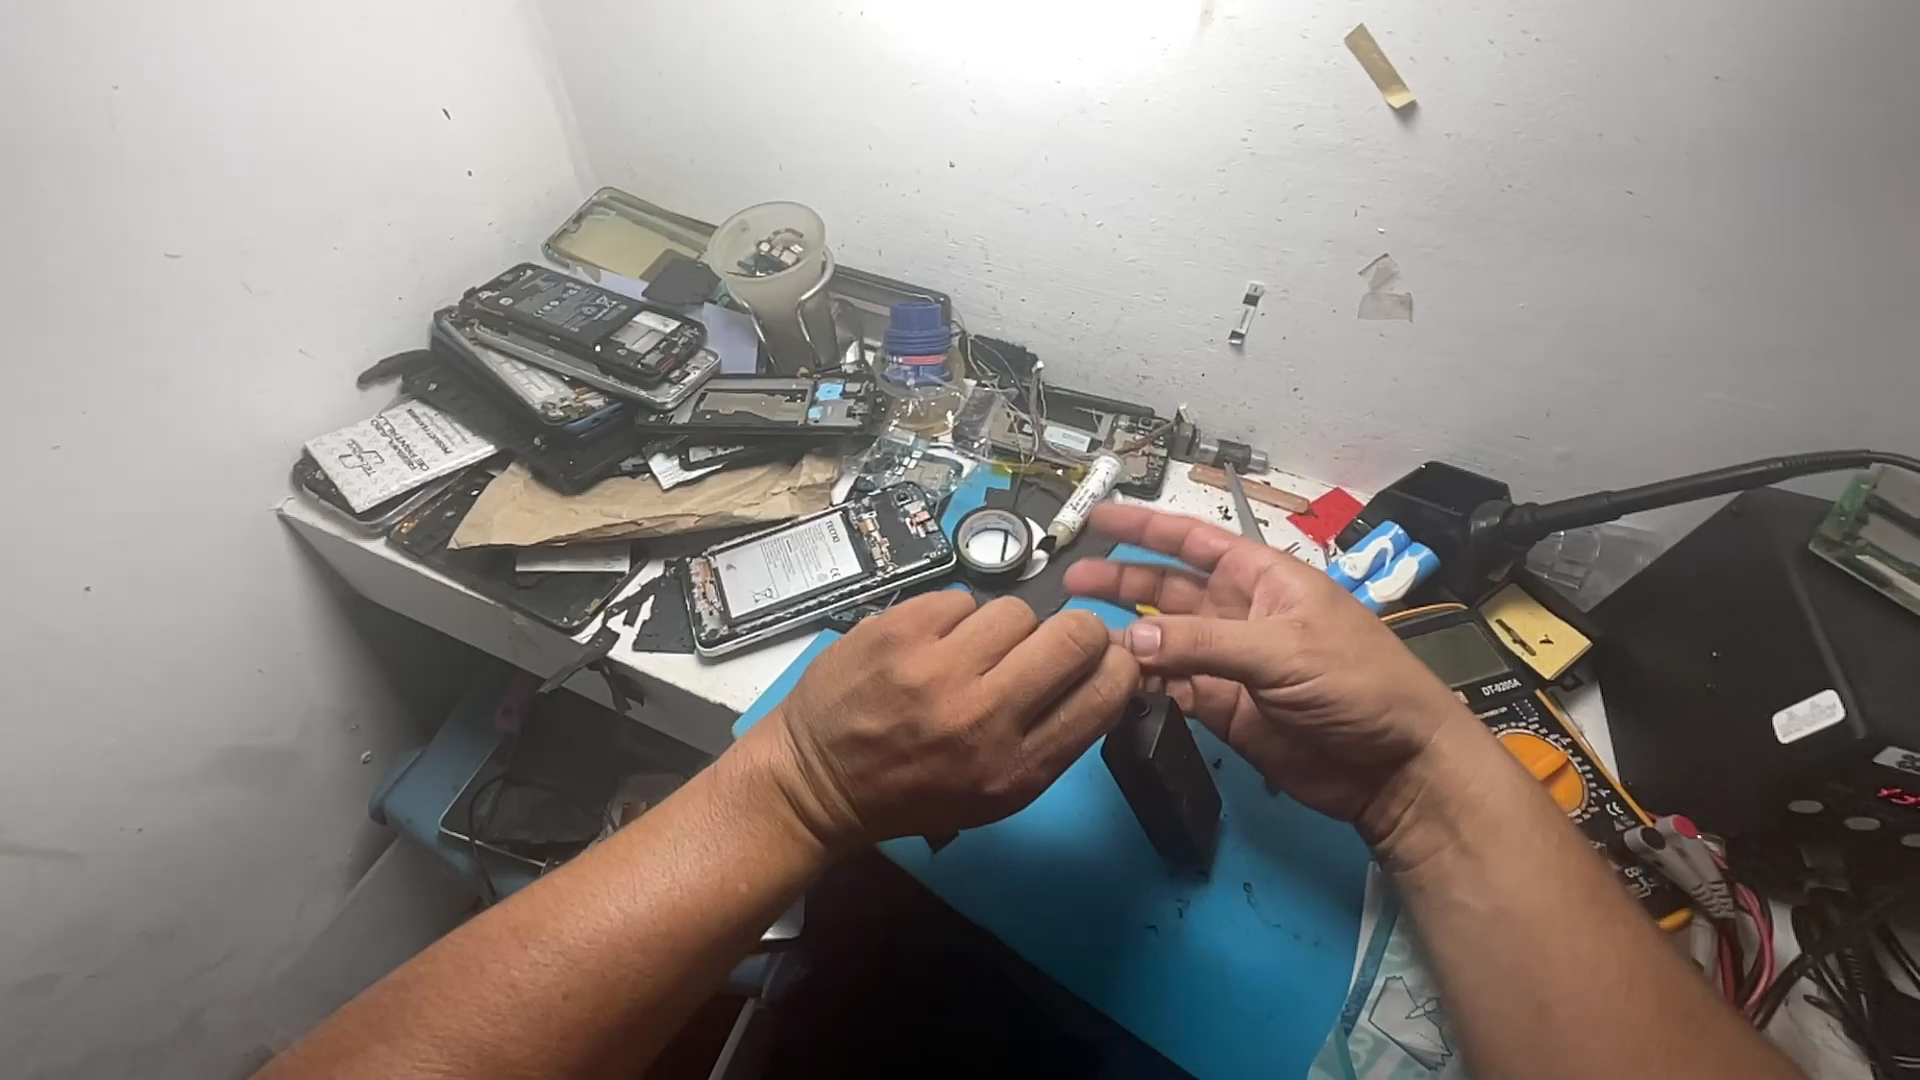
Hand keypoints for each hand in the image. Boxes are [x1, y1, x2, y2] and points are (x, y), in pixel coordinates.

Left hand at [748, 590, 1139, 850]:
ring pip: (1017, 610)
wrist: (816, 780)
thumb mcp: (996, 794)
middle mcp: (981, 715)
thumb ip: (1054, 737)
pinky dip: (955, 619)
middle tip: (1047, 644)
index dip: (1116, 666)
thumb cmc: (911, 792)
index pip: (1105, 693)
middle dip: (1075, 632)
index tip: (1103, 659)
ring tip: (972, 653)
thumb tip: (1104, 671)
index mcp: (1015, 767)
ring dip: (1005, 629)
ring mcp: (935, 667)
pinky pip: (961, 598)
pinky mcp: (897, 630)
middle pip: (1073, 635)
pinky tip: (932, 645)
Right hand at [1061, 504, 1476, 837]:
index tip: (1100, 517)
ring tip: (1081, 637)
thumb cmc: (1359, 683)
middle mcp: (1235, 612)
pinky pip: (1169, 687)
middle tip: (1072, 582)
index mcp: (1260, 578)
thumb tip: (1132, 640)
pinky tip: (1113, 682)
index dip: (1146, 526)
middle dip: (1120, 580)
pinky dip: (1141, 685)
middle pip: (1165, 587)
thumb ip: (1205, 643)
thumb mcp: (1284, 649)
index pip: (1192, 540)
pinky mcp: (1219, 705)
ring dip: (1125, 637)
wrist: (1394, 767)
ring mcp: (1225, 660)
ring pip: (1161, 640)